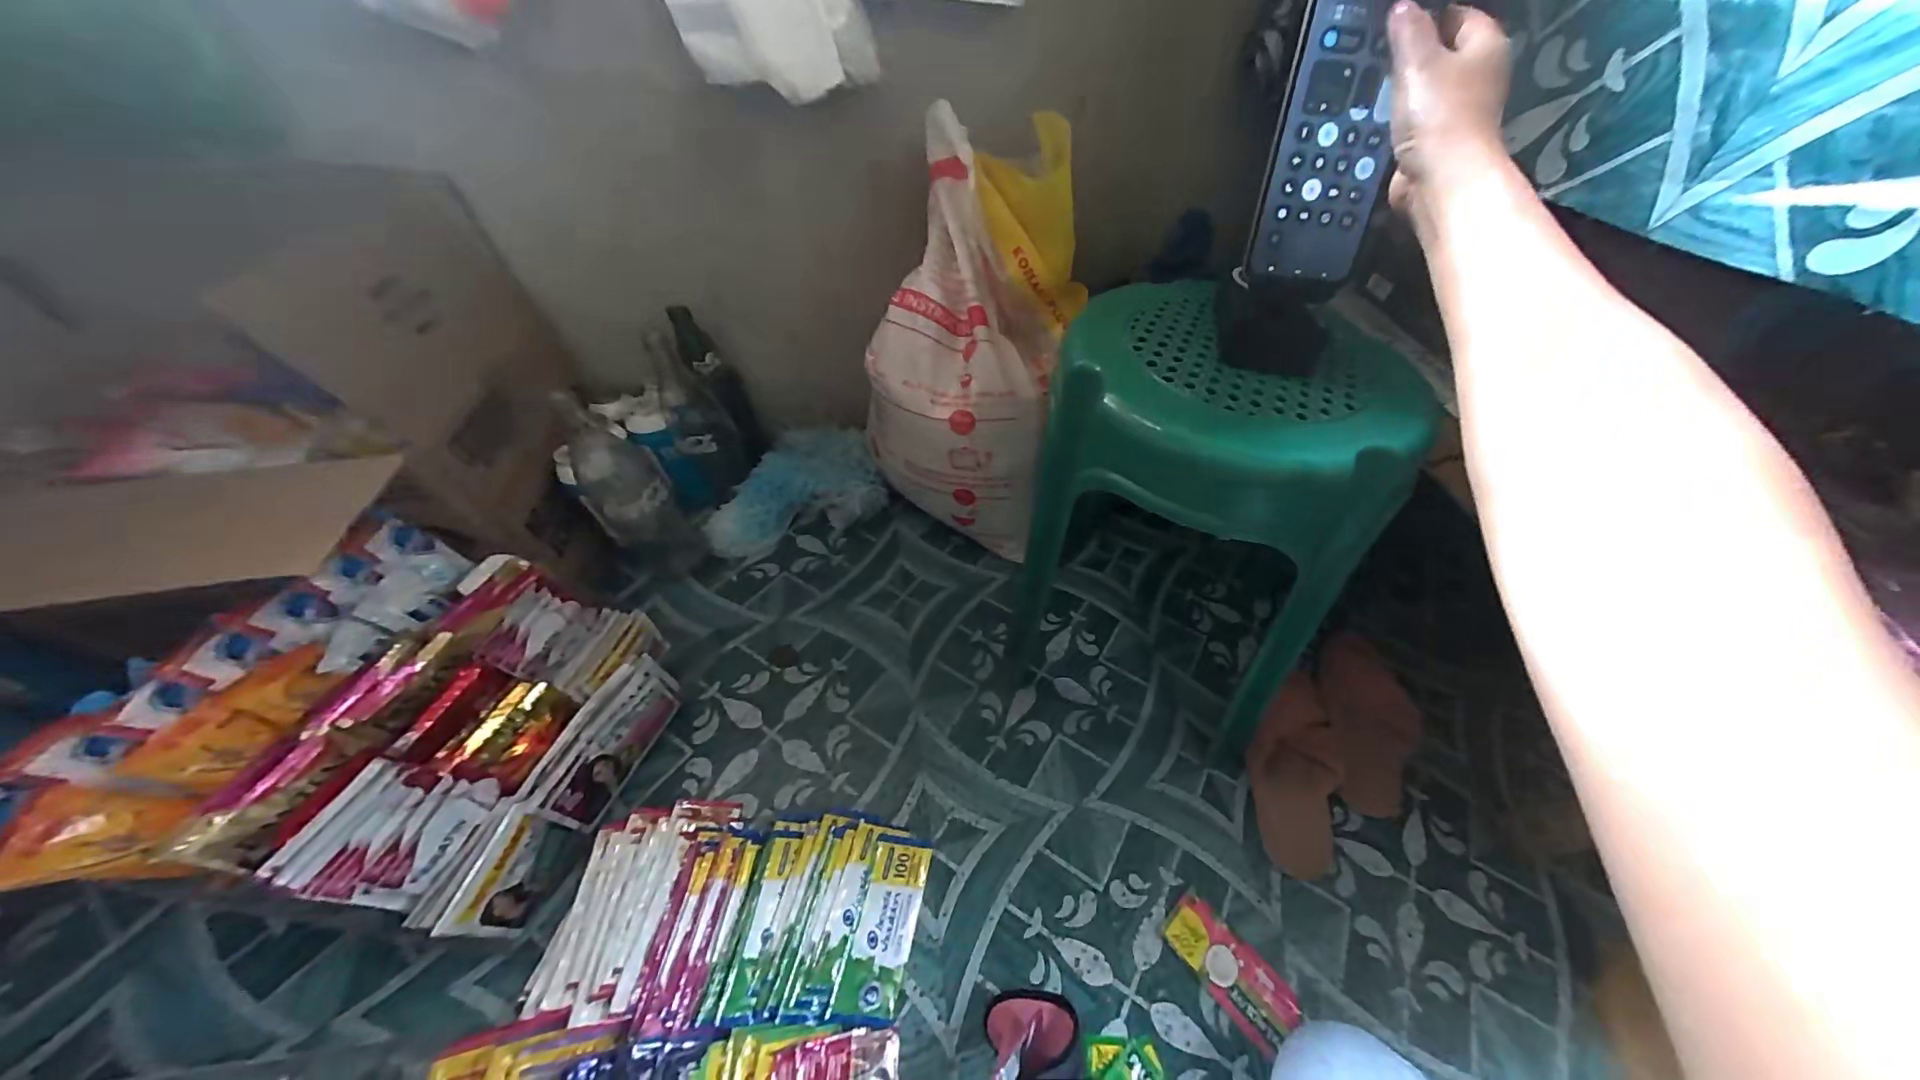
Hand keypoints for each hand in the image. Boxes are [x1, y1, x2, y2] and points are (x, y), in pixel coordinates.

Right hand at [1385, 1, 1512, 215]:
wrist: (1440, 180)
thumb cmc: (1437, 115)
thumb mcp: (1418, 64)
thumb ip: (1409, 32)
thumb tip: (1402, 6)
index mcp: (1486, 45)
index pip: (1459, 14)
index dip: (1428, 14)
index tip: (1396, 23)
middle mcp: (1480, 74)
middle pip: (1443, 52)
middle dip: (1413, 54)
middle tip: (1380, 56)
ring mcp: (1460, 110)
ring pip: (1427, 87)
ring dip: (1403, 90)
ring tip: (1375, 88)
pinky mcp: (1439, 140)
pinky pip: (1417, 118)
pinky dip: (1400, 118)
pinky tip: (1380, 120)